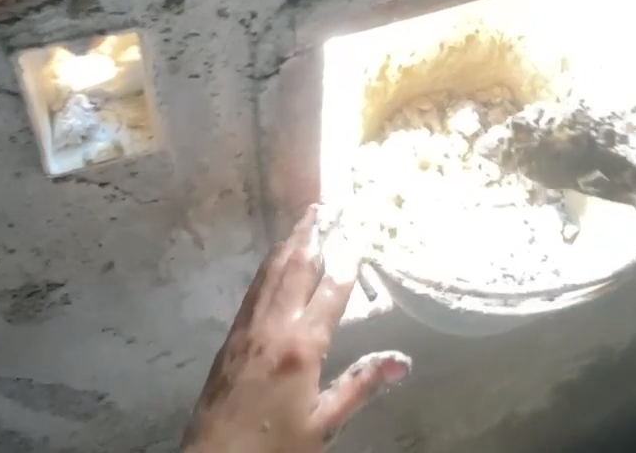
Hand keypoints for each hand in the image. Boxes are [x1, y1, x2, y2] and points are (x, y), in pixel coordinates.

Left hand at [183, 206, 410, 452]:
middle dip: (315, 234)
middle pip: (299, 266)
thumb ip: (360, 385)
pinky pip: (256, 286)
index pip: (332, 289)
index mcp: (303, 345)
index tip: (359, 230)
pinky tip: (275, 257)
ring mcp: (250, 325)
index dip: (347, 258)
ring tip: (305, 217)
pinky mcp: (233, 333)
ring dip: (291, 241)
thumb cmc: (275, 447)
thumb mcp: (324, 424)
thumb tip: (402, 361)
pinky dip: (270, 263)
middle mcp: (276, 324)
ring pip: (274, 270)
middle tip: (329, 206)